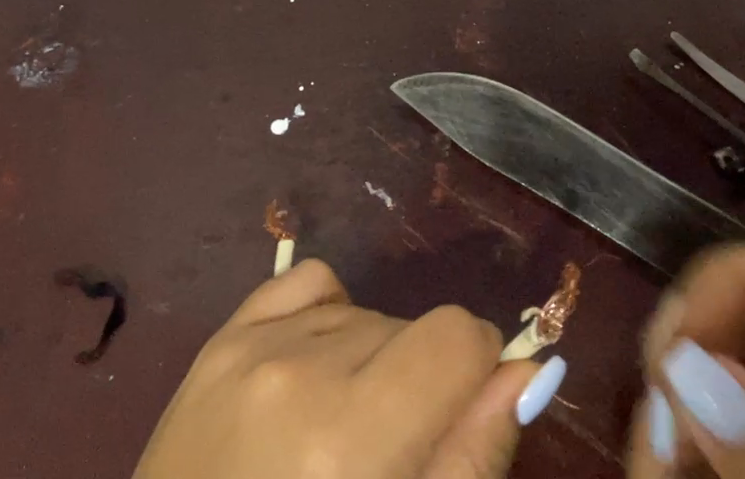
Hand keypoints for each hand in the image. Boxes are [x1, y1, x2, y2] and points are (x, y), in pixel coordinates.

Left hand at [134, 259, 567, 478]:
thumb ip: (470, 459)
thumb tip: (525, 372)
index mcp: (351, 435)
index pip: (458, 335)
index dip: (478, 372)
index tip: (460, 419)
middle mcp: (300, 370)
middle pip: (411, 326)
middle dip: (421, 381)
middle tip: (388, 453)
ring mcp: (251, 347)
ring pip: (363, 313)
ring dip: (373, 359)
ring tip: (340, 427)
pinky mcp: (219, 340)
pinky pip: (307, 284)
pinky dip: (329, 314)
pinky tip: (317, 366)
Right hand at [627, 242, 744, 478]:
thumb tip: (683, 363)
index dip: (728, 286)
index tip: (664, 350)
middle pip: (743, 315)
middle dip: (681, 358)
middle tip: (650, 440)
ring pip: (705, 366)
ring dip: (664, 413)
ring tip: (650, 476)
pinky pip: (696, 421)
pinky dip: (666, 447)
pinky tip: (658, 477)